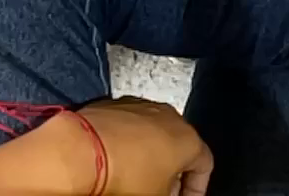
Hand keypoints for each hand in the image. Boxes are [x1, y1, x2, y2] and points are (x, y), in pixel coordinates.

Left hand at [35, 97, 212, 195]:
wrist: (83, 150)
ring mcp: (142, 105)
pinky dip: (130, 142)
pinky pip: (132, 125)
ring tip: (137, 178)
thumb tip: (167, 190)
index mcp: (188, 138)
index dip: (196, 189)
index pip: (205, 164)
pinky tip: (117, 160)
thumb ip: (171, 194)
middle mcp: (169, 115)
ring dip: (152, 155)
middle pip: (180, 146)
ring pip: (155, 132)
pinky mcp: (116, 103)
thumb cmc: (126, 177)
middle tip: (163, 192)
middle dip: (174, 172)